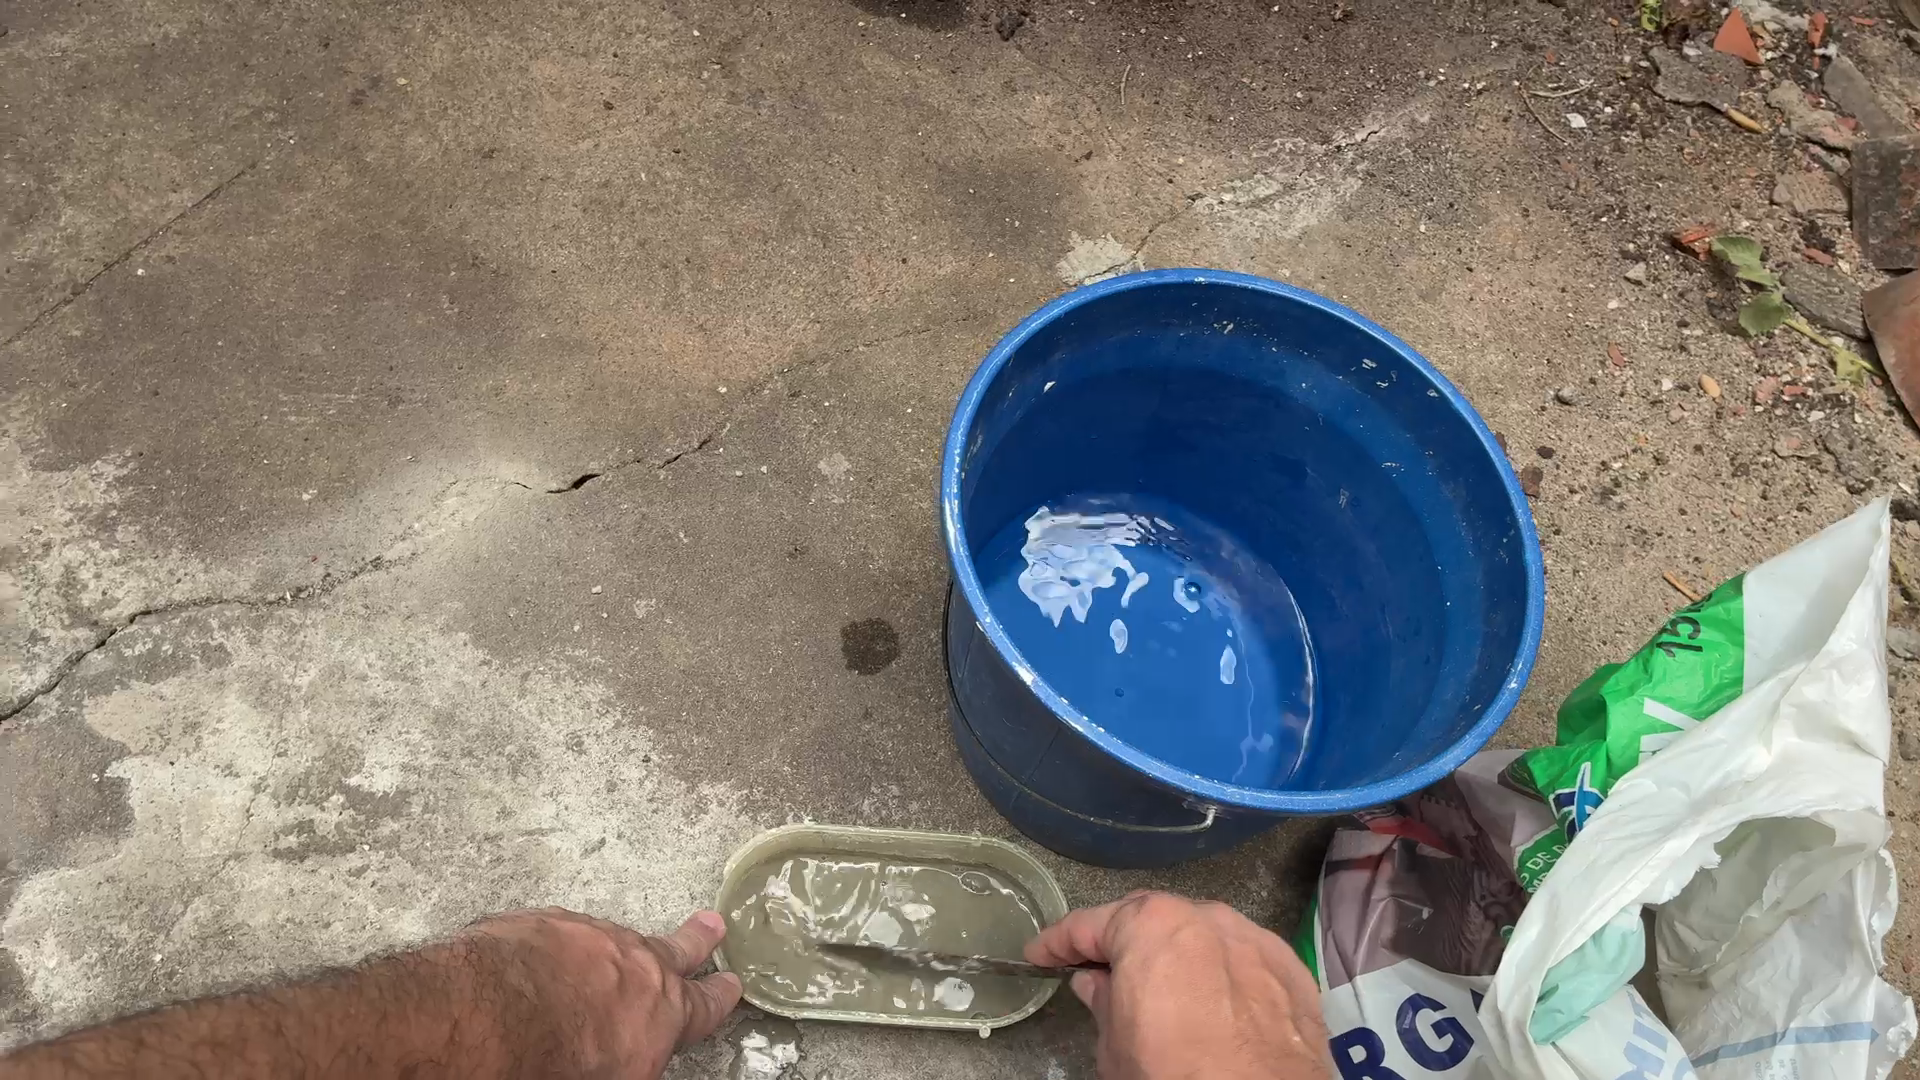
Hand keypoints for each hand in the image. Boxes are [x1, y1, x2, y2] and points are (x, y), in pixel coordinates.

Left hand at [461, 907, 741, 1077]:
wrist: (496, 1016)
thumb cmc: (564, 1064)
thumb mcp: (621, 1075)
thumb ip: (633, 1059)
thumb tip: (626, 1056)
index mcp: (661, 1013)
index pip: (703, 1005)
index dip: (719, 997)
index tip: (731, 985)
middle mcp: (638, 965)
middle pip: (678, 949)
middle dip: (697, 940)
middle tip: (711, 925)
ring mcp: (593, 936)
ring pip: (609, 942)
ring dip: (606, 956)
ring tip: (587, 974)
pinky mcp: (547, 923)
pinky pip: (554, 938)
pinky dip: (549, 953)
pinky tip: (529, 969)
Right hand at [1025, 891, 1330, 1079]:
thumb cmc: (1174, 1076)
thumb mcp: (1116, 1049)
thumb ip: (1102, 1003)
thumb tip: (1095, 982)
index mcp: (1148, 924)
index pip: (1087, 925)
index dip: (1056, 942)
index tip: (1038, 953)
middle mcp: (1200, 915)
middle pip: (1147, 920)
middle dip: (1121, 943)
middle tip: (1098, 971)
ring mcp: (1249, 937)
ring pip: (1198, 934)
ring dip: (1175, 954)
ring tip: (1162, 989)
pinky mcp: (1288, 967)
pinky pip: (1241, 958)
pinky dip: (1222, 972)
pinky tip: (1215, 1001)